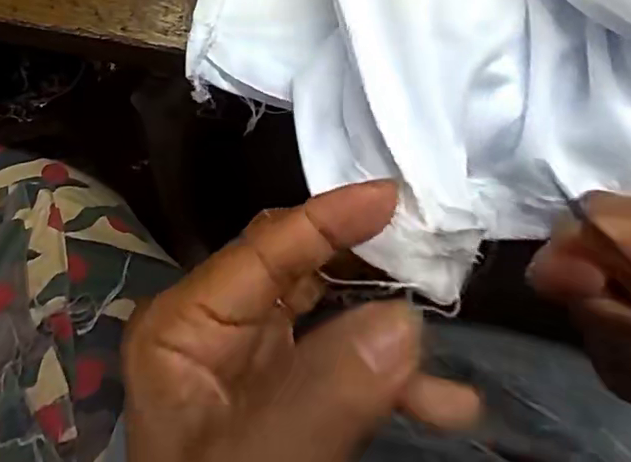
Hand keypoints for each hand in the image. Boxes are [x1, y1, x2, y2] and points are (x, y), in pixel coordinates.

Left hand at [122, 180, 481, 461]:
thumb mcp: (259, 454)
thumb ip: (325, 392)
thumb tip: (405, 320)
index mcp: (186, 322)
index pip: (264, 247)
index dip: (329, 217)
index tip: (390, 194)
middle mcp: (215, 326)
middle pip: (297, 267)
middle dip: (364, 260)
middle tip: (426, 247)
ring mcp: (249, 360)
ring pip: (326, 312)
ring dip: (388, 323)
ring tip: (445, 320)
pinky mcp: (279, 395)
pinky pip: (338, 366)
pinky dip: (389, 380)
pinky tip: (443, 403)